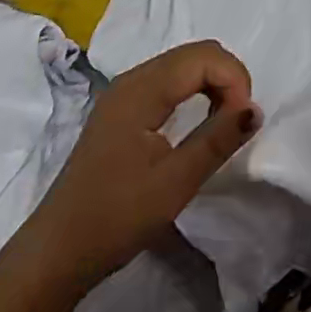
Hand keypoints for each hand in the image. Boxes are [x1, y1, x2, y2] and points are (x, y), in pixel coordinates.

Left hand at [0, 41, 258, 311]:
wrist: (54, 259)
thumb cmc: (115, 218)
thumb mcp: (177, 181)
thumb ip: (220, 138)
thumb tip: (256, 109)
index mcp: (139, 92)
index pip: (204, 57)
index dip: (234, 80)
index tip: (242, 120)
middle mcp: (131, 82)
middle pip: (197, 53)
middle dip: (228, 76)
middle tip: (238, 117)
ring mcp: (124, 95)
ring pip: (186, 63)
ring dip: (214, 82)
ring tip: (223, 119)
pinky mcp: (123, 111)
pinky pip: (172, 79)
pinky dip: (197, 89)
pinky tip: (200, 119)